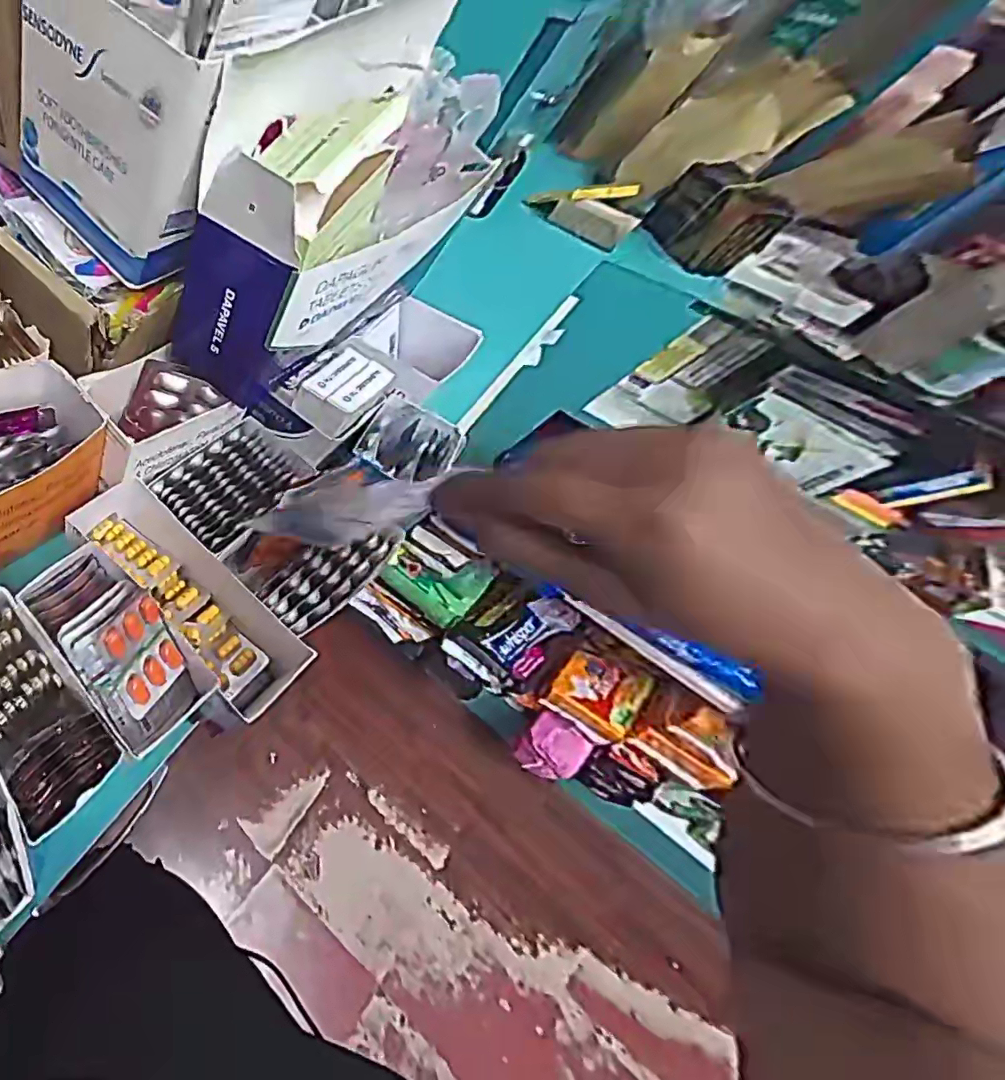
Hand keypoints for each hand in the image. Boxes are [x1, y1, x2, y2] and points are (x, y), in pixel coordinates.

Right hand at [433, 425, 963, 703]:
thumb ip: (532, 552)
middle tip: (495, 512)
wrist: (833, 615)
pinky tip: (604, 495)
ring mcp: (698, 442)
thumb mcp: (606, 596)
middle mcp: (670, 464)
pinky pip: (621, 440)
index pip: (532, 488)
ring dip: (551, 471)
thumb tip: (474, 523)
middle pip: (552, 455)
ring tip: (552, 508)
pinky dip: (593, 464)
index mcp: (644, 518)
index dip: (477, 491)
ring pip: (582, 443)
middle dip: (514, 482)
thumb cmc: (708, 622)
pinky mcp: (714, 435)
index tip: (442, 496)